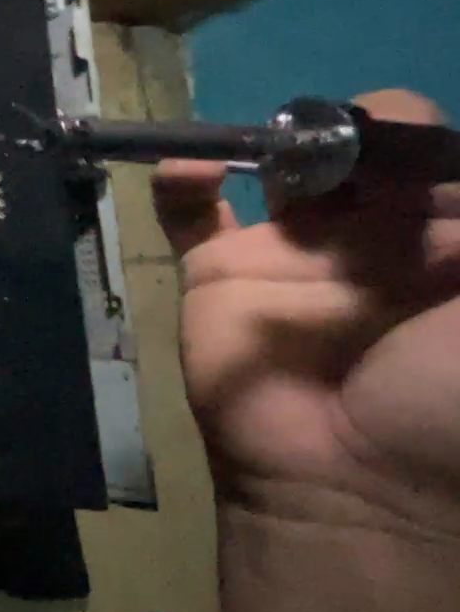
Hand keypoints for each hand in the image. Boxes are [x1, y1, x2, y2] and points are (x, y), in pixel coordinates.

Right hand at [153, 89, 459, 538]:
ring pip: (280, 170)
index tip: (404, 145)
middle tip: (336, 146)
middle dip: (349, 132)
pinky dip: (180, 182)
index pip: (440, 161)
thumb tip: (442, 156)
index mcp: (456, 247)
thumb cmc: (454, 400)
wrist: (354, 479)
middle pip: (360, 154)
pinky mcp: (216, 269)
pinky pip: (187, 214)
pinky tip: (189, 167)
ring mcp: (290, 254)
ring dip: (275, 142)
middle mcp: (377, 241)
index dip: (420, 139)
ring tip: (274, 151)